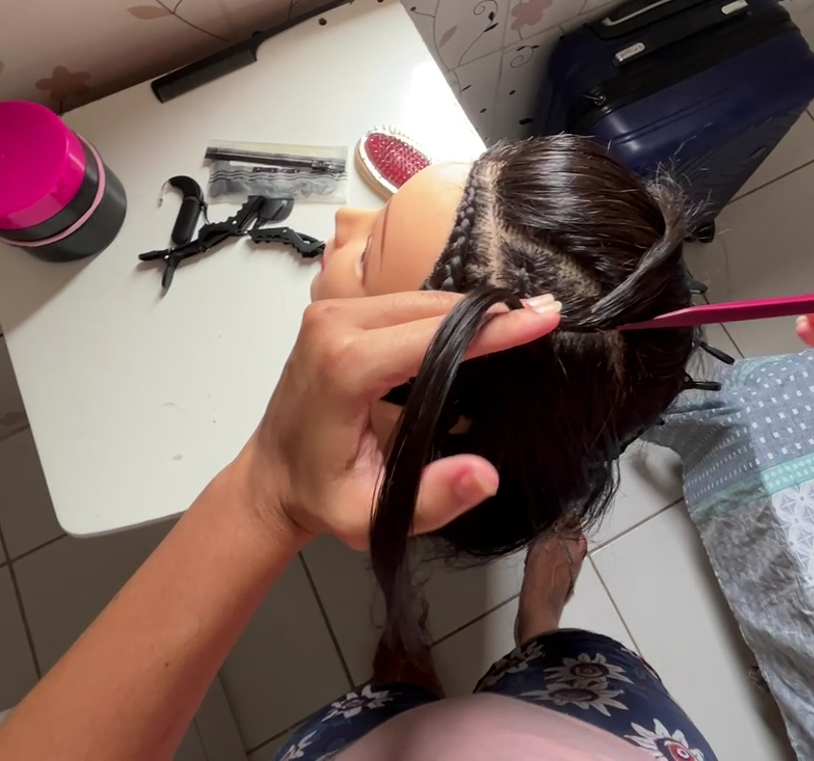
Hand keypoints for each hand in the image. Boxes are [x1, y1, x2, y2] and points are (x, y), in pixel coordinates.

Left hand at [240, 290, 560, 548]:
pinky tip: (473, 327)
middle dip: (490, 314)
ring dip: (468, 312)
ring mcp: (331, 311)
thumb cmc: (319, 497)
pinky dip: (441, 314)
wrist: (269, 478)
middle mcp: (335, 324)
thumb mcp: (371, 516)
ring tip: (518, 321)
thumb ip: (432, 498)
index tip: (544, 318)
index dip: (495, 329)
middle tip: (544, 315)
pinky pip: (401, 303)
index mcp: (345, 366)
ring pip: (419, 299)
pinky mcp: (334, 311)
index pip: (436, 336)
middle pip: (431, 307)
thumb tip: (488, 474)